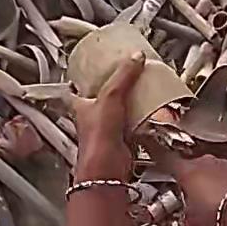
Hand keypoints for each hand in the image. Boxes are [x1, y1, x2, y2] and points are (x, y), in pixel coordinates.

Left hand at [72, 51, 142, 181]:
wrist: (108, 168)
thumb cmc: (98, 138)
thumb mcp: (110, 96)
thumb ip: (123, 76)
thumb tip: (135, 57)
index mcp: (81, 105)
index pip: (76, 87)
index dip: (82, 77)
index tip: (92, 66)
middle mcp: (92, 117)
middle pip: (101, 98)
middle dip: (113, 88)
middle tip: (126, 74)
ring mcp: (107, 129)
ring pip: (118, 110)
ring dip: (129, 102)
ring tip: (142, 88)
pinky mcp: (123, 139)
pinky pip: (133, 123)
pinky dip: (141, 117)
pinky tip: (150, 111)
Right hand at [147, 145, 226, 225]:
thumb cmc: (218, 214)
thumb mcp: (191, 216)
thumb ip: (185, 205)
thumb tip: (187, 207)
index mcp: (186, 170)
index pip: (165, 157)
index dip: (156, 152)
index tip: (149, 145)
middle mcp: (204, 162)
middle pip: (189, 164)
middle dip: (187, 176)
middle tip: (185, 191)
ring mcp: (222, 164)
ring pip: (207, 168)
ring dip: (205, 179)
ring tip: (206, 198)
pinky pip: (222, 174)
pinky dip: (220, 182)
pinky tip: (221, 197)